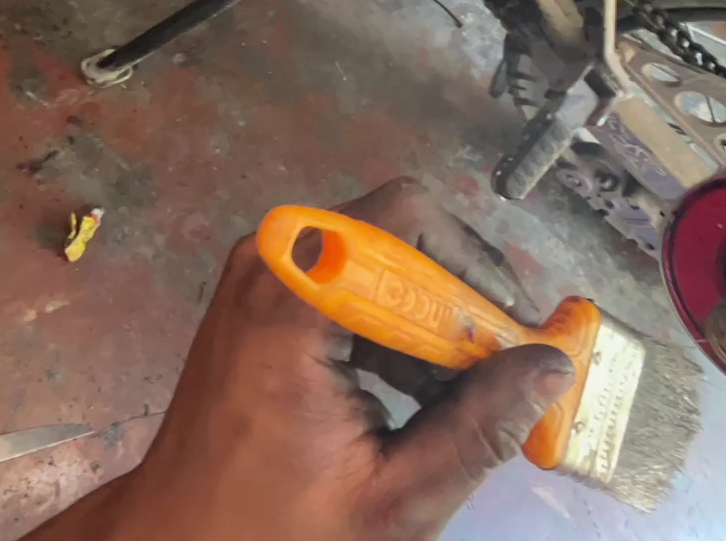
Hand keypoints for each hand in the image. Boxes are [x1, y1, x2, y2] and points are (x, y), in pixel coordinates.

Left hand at [24, 178, 574, 540]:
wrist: (175, 537)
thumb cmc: (275, 526)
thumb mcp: (393, 497)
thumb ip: (477, 428)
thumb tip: (550, 365)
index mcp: (294, 298)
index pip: (405, 216)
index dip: (470, 260)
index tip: (508, 329)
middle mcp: (273, 257)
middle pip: (395, 229)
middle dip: (455, 293)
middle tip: (496, 361)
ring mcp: (262, 267)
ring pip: (375, 253)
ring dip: (426, 310)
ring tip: (460, 387)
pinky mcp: (262, 288)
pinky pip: (346, 275)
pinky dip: (390, 319)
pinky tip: (414, 385)